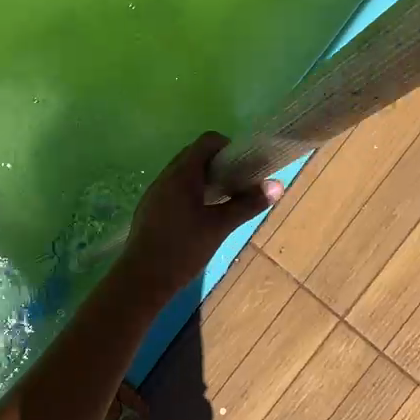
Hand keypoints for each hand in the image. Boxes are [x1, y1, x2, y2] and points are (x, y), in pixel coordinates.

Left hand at [117, 132, 282, 293]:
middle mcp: (165, 177)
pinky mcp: (149, 210)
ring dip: (203, 181)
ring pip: (182, 175)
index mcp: (182, 173)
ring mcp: (154, 193)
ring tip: (221, 203)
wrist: (141, 278)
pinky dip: (189, 194)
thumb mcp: (220, 227)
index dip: (229, 147)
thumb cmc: (182, 249)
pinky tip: (199, 218)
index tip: (244, 167)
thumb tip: (277, 186)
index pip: (207, 141)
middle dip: (218, 165)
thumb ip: (247, 204)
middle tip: (236, 186)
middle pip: (194, 156)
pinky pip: (172, 191)